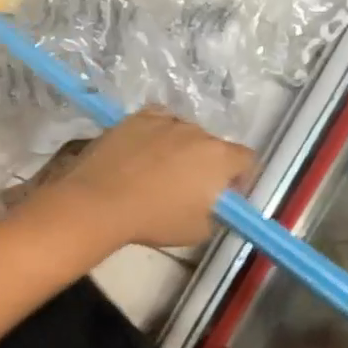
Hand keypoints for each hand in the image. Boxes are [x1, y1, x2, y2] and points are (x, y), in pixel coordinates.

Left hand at [49, 109, 253, 248]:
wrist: (100, 201)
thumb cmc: (155, 220)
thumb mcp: (198, 230)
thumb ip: (216, 214)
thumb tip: (214, 206)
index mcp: (220, 157)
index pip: (247, 160)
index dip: (241, 178)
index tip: (227, 194)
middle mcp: (198, 131)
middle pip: (214, 145)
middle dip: (207, 164)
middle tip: (189, 187)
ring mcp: (166, 120)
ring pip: (184, 133)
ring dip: (181, 149)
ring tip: (158, 171)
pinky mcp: (137, 117)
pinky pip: (157, 122)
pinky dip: (156, 135)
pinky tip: (142, 152)